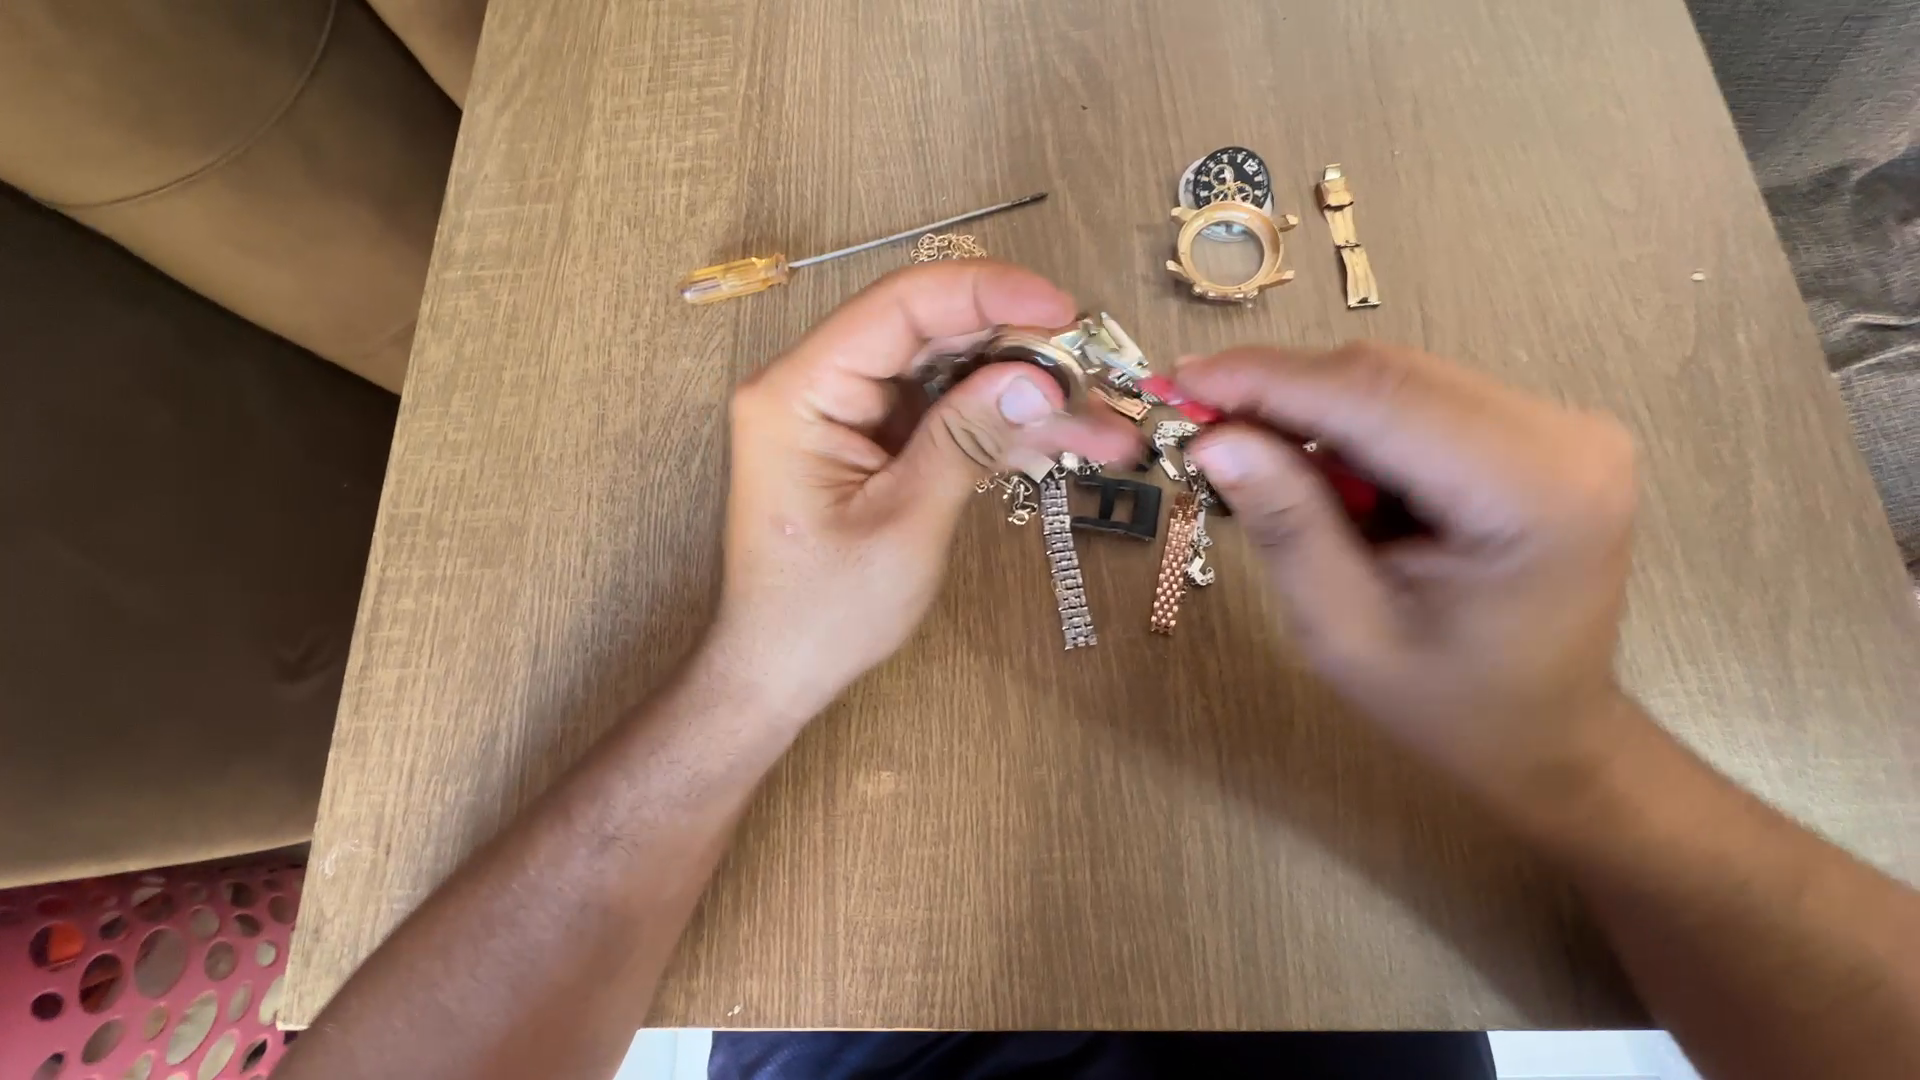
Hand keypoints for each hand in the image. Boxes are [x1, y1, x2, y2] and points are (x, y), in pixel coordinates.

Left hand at [711, 262, 1139, 718]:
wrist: (780, 671)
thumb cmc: (821, 613)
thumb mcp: (904, 524)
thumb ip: (966, 439)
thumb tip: (1036, 378)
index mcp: (798, 393)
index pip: (898, 308)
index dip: (986, 294)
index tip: (1062, 309)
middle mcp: (817, 387)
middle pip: (931, 337)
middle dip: (1019, 352)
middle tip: (1095, 376)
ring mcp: (848, 416)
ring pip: (950, 378)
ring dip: (1023, 398)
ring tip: (1102, 426)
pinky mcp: (874, 444)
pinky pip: (944, 417)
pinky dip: (999, 431)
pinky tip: (1064, 444)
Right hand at [1178, 342, 1637, 805]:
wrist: (1541, 730)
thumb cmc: (1443, 701)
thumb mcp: (1343, 628)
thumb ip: (1285, 524)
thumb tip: (1213, 440)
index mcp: (1532, 493)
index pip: (1377, 400)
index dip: (1268, 380)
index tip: (1180, 379)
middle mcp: (1563, 436)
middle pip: (1387, 377)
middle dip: (1278, 390)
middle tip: (1193, 417)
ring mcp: (1554, 427)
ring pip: (1393, 381)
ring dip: (1304, 408)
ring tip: (1240, 448)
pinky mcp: (1529, 433)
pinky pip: (1409, 401)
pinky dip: (1339, 424)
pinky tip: (1304, 465)